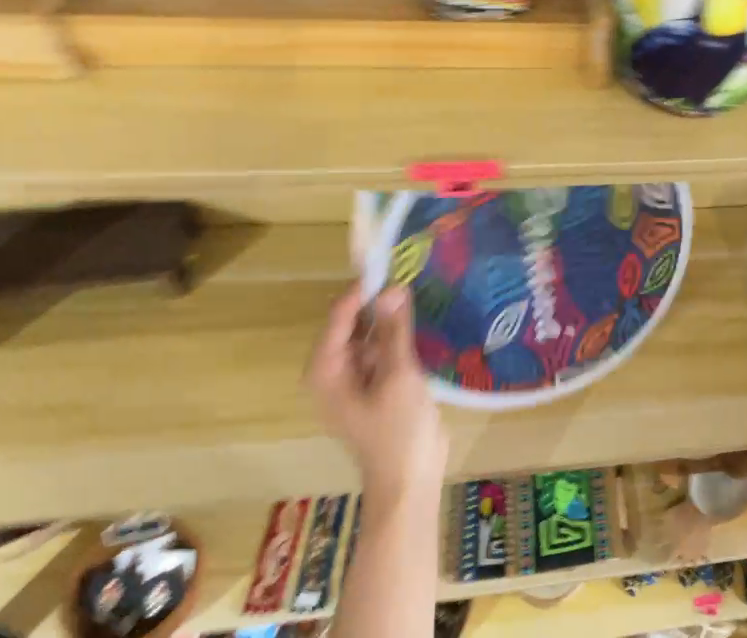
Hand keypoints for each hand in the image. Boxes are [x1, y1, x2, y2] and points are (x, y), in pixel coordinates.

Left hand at [308, 286, 449, 509]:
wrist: (409, 481)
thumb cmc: (397, 431)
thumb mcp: (398, 375)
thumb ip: (394, 330)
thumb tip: (393, 288)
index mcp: (326, 370)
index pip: (340, 317)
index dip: (363, 290)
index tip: (391, 265)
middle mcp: (335, 372)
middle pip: (352, 325)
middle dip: (377, 302)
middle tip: (408, 273)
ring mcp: (356, 380)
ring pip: (370, 337)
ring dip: (390, 318)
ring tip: (417, 290)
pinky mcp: (377, 388)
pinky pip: (383, 352)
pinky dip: (397, 337)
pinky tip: (420, 322)